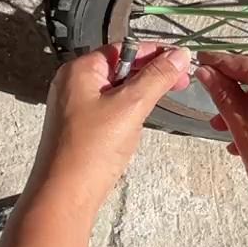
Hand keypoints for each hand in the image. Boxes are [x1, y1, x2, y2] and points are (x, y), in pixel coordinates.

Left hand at [27, 44, 192, 210]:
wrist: (64, 197)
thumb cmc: (93, 149)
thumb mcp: (131, 107)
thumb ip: (156, 78)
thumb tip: (179, 54)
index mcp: (79, 70)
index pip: (123, 49)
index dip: (155, 53)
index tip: (182, 62)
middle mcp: (72, 83)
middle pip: (120, 67)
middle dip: (151, 73)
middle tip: (181, 83)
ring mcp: (74, 107)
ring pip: (116, 89)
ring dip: (141, 92)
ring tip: (165, 98)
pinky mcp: (78, 128)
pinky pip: (109, 108)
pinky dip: (128, 109)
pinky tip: (141, 119)